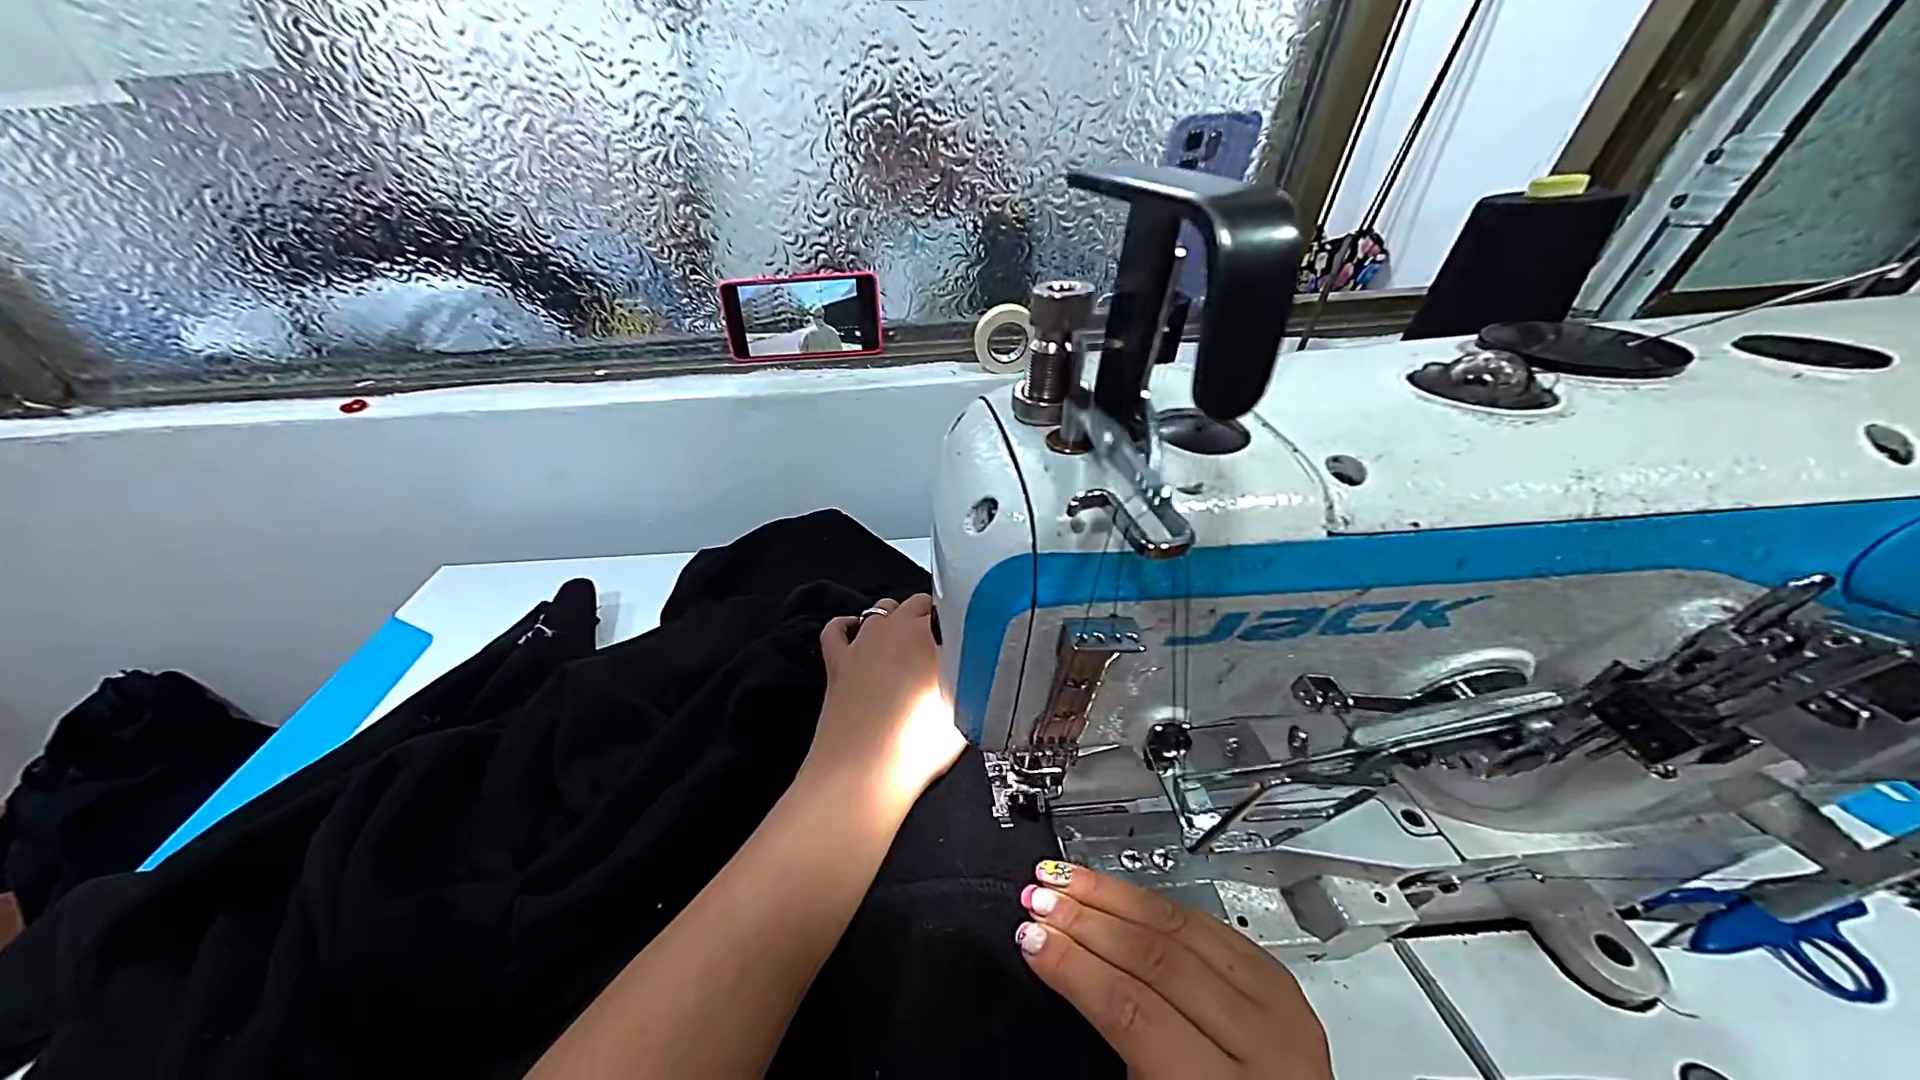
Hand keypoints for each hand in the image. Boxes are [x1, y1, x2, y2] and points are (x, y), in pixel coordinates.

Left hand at [804, 594, 965, 814]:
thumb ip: (972, 680)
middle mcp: (895, 629)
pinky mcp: (838, 662)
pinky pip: (838, 629)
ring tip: (908, 642)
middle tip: (944, 643)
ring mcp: (863, 642)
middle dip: (932, 617)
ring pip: (882, 610)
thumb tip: (975, 672)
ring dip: (896, 619)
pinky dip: (849, 625)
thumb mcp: (966, 711)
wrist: (862, 775)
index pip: (952, 608)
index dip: (962, 620)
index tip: (970, 635)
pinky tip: (858, 633)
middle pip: (918, 604)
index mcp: (930, 634)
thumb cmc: (916, 747)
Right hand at [1016, 861, 1330, 1079]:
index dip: (1075, 967)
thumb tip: (1059, 963)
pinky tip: (1117, 890)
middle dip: (1084, 921)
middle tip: (1038, 899)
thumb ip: (1114, 1046)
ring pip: (1179, 925)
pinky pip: (1206, 923)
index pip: (1135, 1011)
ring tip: (1065, 878)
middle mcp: (1265, 1047)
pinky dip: (1152, 902)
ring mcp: (1277, 1007)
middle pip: (1157, 958)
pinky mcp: (1278, 980)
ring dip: (1111, 896)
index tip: (1031, 937)